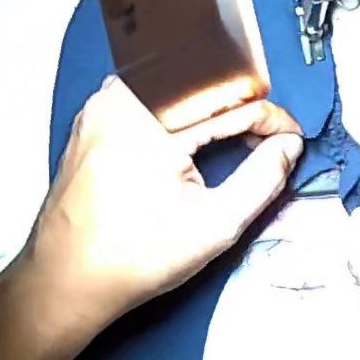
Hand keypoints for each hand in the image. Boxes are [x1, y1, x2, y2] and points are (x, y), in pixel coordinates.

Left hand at [0, 76, 302, 359]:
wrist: (67, 279)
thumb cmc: (135, 258)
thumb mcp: (217, 225)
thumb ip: (263, 178)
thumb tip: (288, 148)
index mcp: (153, 123)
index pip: (232, 101)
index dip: (273, 120)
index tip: (292, 141)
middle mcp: (123, 99)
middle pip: (207, 80)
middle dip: (248, 105)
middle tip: (270, 138)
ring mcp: (104, 105)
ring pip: (181, 80)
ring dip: (219, 101)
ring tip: (240, 136)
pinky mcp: (97, 116)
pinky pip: (154, 92)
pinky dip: (188, 106)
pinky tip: (202, 134)